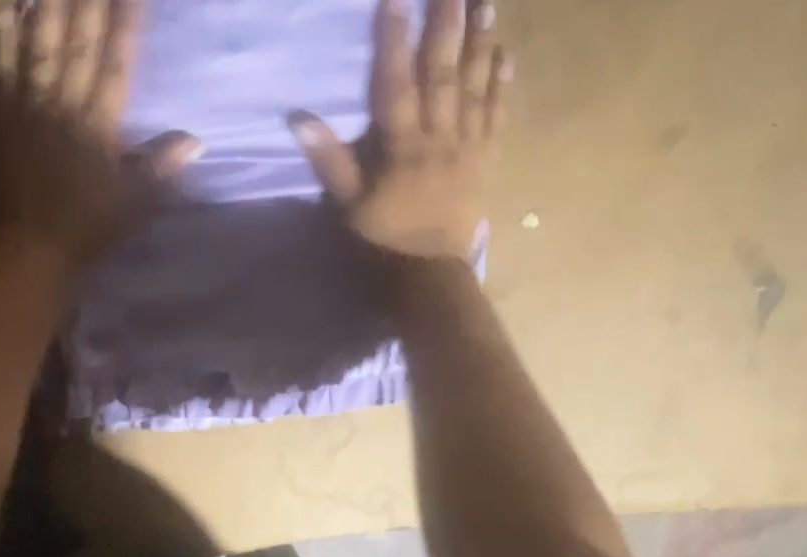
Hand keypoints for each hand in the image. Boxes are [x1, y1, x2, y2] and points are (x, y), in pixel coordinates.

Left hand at [0, 0, 200, 263]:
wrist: (30, 250)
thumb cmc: (86, 229)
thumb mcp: (132, 203)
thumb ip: (160, 166)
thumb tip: (197, 139)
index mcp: (99, 125)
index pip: (117, 62)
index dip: (127, 21)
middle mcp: (65, 105)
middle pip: (78, 41)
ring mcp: (29, 108)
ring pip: (39, 44)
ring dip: (47, 4)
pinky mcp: (1, 118)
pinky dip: (0, 34)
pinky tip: (3, 5)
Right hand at [289, 0, 509, 261]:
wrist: (428, 279)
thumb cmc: (382, 246)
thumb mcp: (348, 208)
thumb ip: (330, 162)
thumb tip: (299, 119)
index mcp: (402, 148)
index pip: (395, 83)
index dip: (393, 39)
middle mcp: (439, 139)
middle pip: (443, 73)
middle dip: (447, 24)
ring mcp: (466, 149)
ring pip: (475, 87)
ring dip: (481, 41)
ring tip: (487, 0)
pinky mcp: (484, 163)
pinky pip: (496, 118)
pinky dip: (502, 85)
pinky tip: (507, 53)